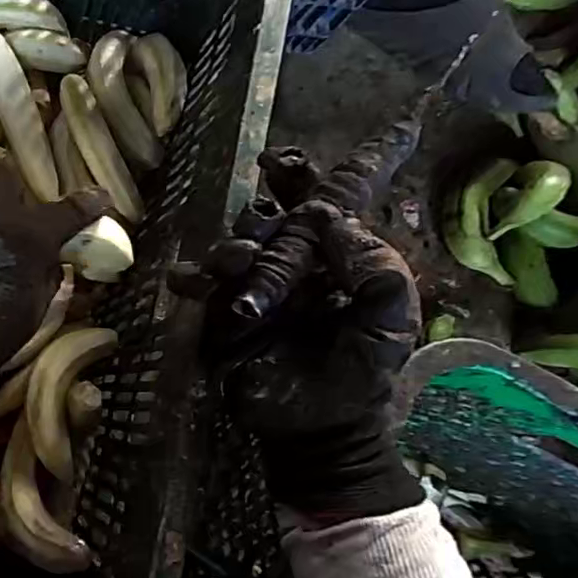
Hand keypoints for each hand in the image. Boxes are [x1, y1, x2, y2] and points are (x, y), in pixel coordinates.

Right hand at [209, 200, 424, 524]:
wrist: (317, 427)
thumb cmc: (359, 374)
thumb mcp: (389, 324)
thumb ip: (378, 271)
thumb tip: (329, 221)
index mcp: (336, 260)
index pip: (329, 205)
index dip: (323, 172)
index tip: (303, 151)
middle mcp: (293, 263)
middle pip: (272, 214)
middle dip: (269, 202)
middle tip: (265, 192)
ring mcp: (253, 286)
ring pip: (236, 243)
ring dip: (236, 245)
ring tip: (239, 261)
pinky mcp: (221, 311)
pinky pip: (202, 285)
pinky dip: (193, 278)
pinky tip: (187, 280)